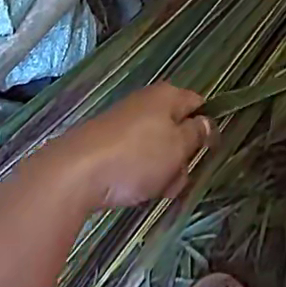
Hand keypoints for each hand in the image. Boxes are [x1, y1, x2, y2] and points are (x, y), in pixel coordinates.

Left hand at [37, 82, 212, 208]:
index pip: (198, 104)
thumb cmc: (136, 157)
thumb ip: (197, 134)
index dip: (207, 127)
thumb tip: (206, 122)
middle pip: (177, 128)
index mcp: (167, 95)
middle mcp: (147, 102)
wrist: (76, 173)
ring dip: (163, 170)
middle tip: (178, 179)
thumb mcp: (178, 147)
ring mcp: (125, 122)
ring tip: (154, 190)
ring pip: (157, 147)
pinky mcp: (108, 143)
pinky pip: (135, 156)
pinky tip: (133, 191)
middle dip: (182, 156)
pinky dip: (139, 173)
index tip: (209, 153)